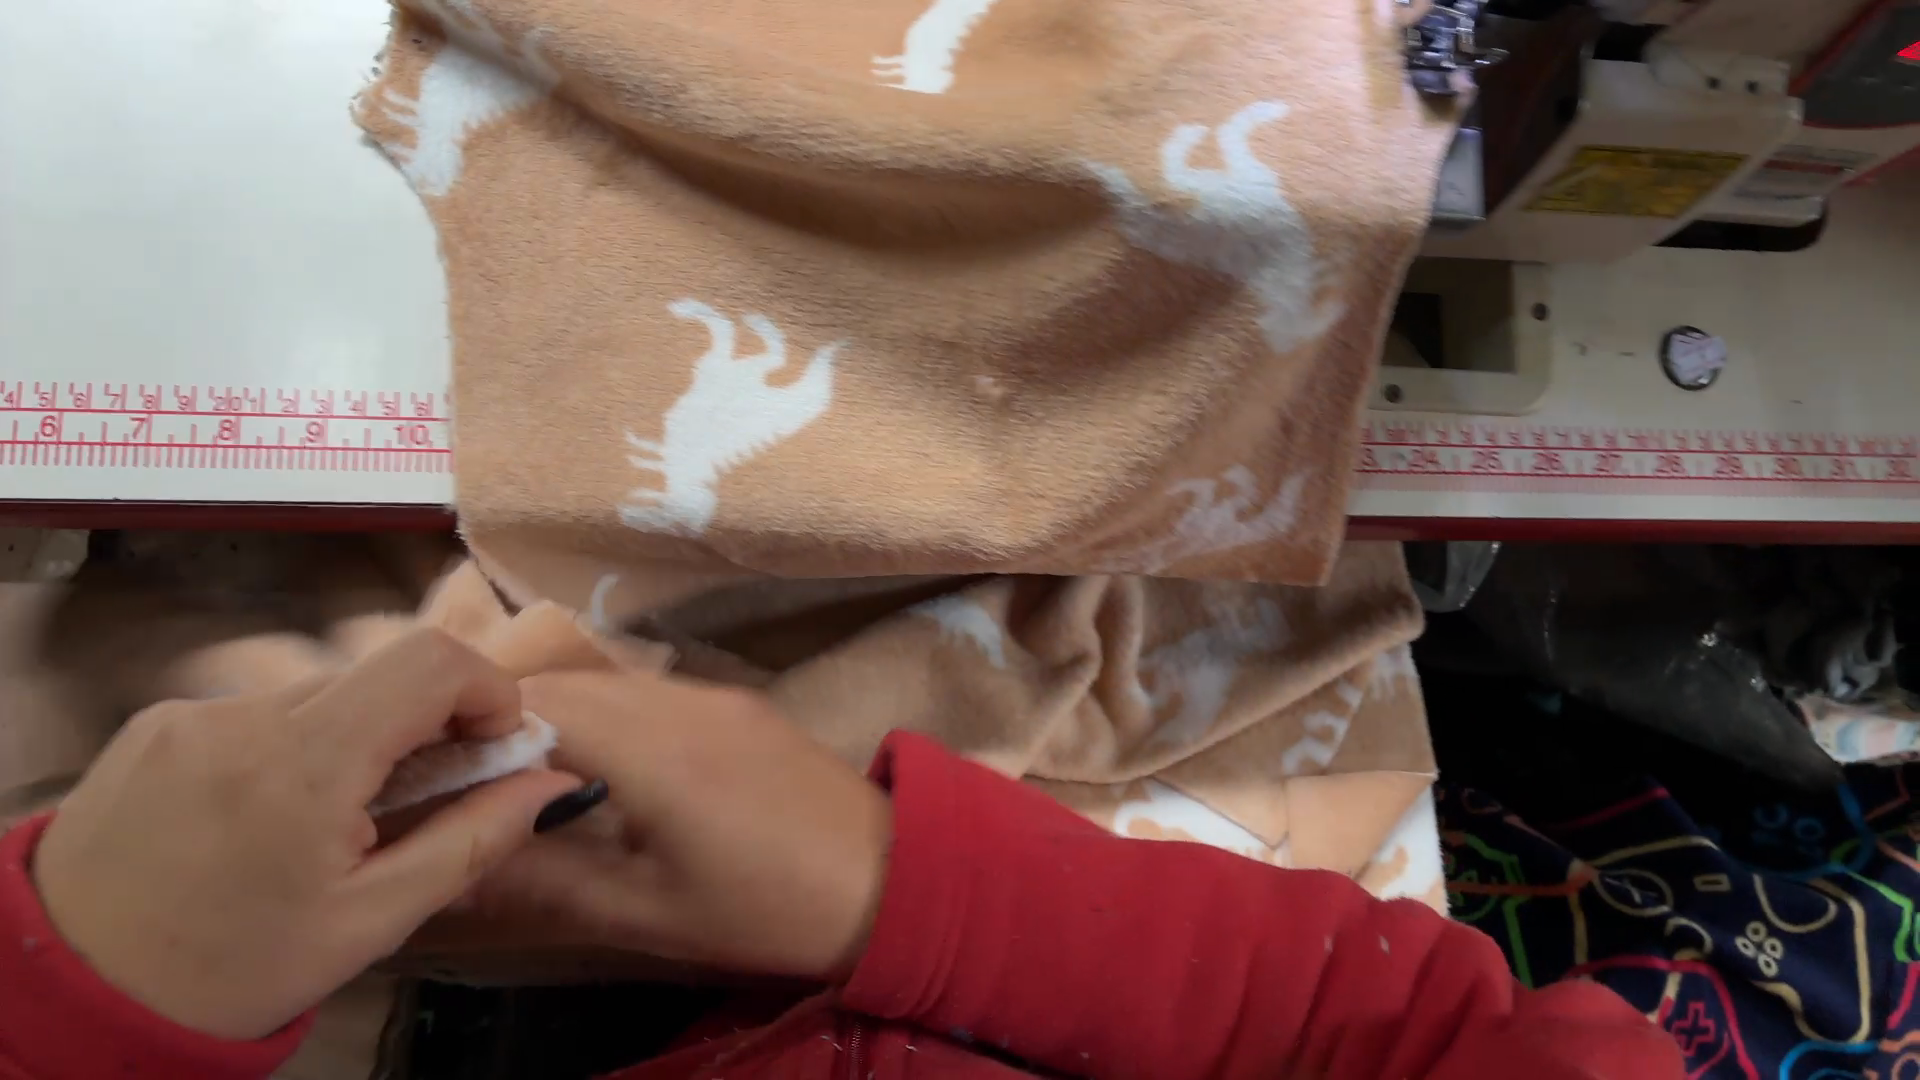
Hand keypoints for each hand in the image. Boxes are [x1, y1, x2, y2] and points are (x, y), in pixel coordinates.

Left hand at [30, 630, 580, 1040]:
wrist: (38, 1009)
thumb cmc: (226, 973)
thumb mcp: (373, 919)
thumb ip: (479, 837)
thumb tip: (559, 785)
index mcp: (298, 766)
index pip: (432, 662)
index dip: (488, 689)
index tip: (494, 747)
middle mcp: (242, 717)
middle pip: (392, 671)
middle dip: (441, 716)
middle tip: (441, 784)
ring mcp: (193, 713)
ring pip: (340, 687)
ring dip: (379, 728)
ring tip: (358, 803)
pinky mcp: (164, 720)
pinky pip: (282, 704)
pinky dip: (321, 735)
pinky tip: (293, 801)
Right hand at [463, 672, 891, 981]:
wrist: (888, 871)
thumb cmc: (768, 907)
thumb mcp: (649, 913)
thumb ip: (548, 881)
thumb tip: (461, 859)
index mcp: (657, 750)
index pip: (538, 704)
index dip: (475, 731)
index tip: (434, 776)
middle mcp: (685, 701)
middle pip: (573, 684)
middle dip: (511, 721)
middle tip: (471, 783)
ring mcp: (719, 695)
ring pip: (615, 682)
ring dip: (563, 714)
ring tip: (529, 779)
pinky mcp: (742, 704)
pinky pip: (656, 692)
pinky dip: (613, 715)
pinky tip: (607, 765)